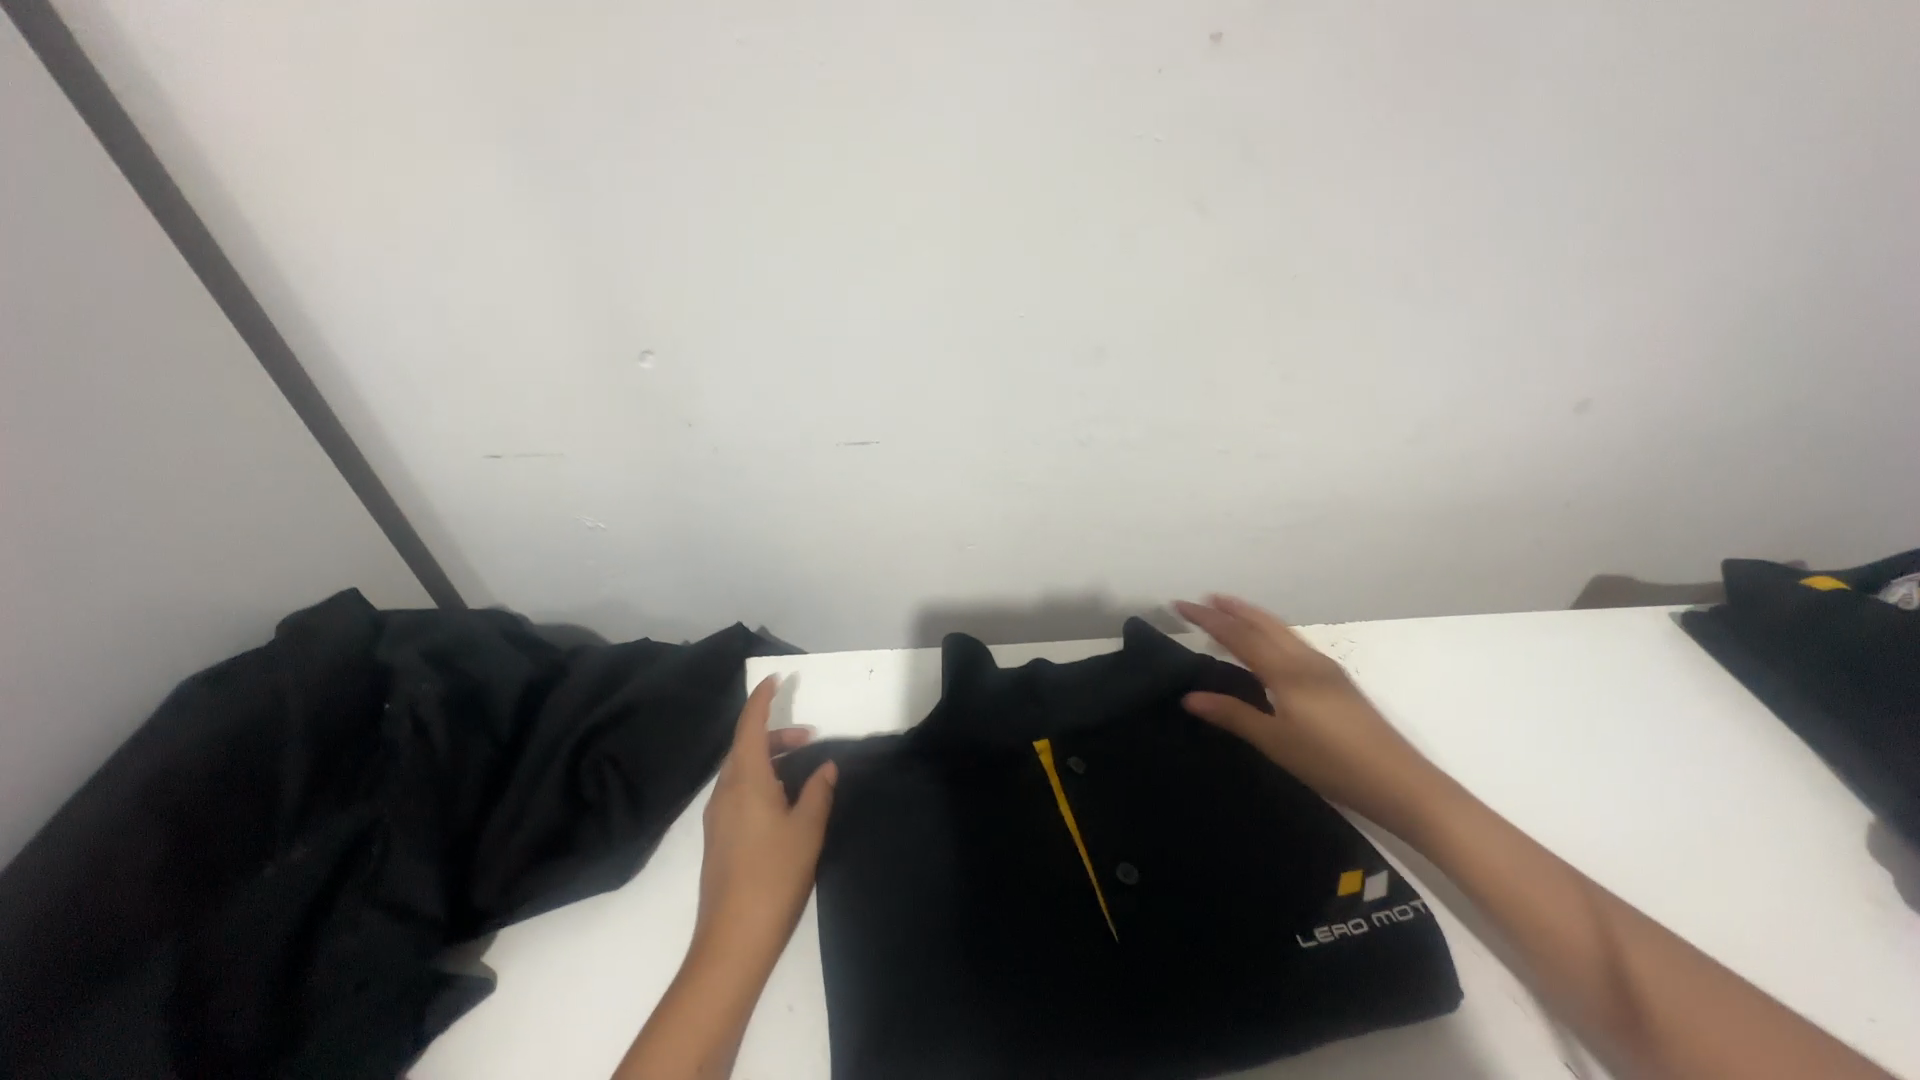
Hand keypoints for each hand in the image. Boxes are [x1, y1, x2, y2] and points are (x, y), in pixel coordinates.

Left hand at [693, 676, 836, 964]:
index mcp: (745, 781)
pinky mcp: (719, 838)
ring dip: (770, 760)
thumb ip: (819, 791)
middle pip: (745, 748)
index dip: (762, 700)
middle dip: (776, 735)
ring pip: (742, 772)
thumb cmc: (775, 875)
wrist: (734, 936)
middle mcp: (725, 791)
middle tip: (811, 739)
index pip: (750, 726)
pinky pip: (739, 793)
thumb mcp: (808, 829)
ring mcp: (717, 816)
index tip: (776, 679)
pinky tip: (785, 803)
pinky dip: (762, 782)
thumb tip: (827, 767)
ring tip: (804, 771)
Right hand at [1174, 595, 1439, 828]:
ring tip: (1231, 612)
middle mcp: (1306, 661)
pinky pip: (1294, 643)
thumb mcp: (1275, 741)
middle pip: (1264, 623)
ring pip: (1283, 631)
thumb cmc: (1330, 762)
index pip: (1239, 635)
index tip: (1181, 605)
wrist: (1398, 781)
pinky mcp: (1338, 682)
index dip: (1208, 619)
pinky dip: (1272, 633)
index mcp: (1286, 671)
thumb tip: (1189, 697)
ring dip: (1254, 617)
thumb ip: (1233, 715)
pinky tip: (1269, 646)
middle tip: (1204, 599)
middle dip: (1233, 609)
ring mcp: (1326, 670)